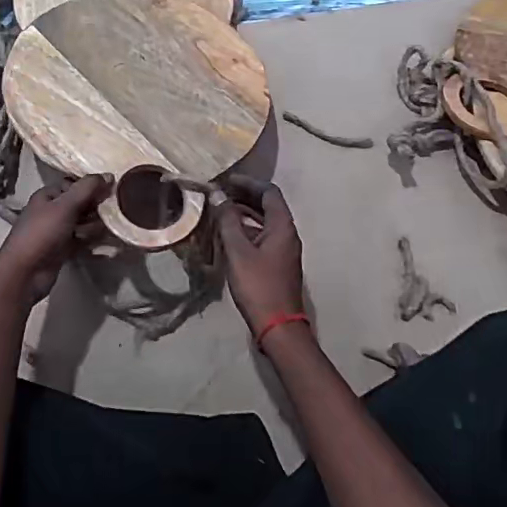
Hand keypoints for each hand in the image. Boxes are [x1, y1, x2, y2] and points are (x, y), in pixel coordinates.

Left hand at [0, 175, 108, 301]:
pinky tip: (100, 246)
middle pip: (82, 204)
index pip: (75, 184)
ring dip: (92, 227)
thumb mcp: (65, 206)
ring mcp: (57, 230)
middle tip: (100, 218)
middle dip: (94, 210)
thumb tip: (109, 174)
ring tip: (90, 236)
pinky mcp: (63, 248)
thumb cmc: (42, 233)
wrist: (25, 272)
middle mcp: (52, 210)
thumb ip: (87, 189)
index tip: (107, 194)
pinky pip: (83, 239)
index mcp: (48, 195)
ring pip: (84, 223)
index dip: (91, 188)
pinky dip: (91, 241)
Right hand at [216, 180, 305, 337]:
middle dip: (244, 196)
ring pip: (264, 222)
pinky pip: (263, 236)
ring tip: (220, 210)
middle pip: (268, 205)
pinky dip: (247, 230)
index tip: (226, 181)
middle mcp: (287, 234)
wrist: (278, 325)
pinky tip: (228, 235)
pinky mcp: (278, 263)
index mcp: (282, 226)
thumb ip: (228, 221)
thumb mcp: (238, 251)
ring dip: (244, 213)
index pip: (269, 192)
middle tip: (220, 193)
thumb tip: (218, 196)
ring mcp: (284, 249)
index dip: (248, 183)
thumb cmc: (258, 285)